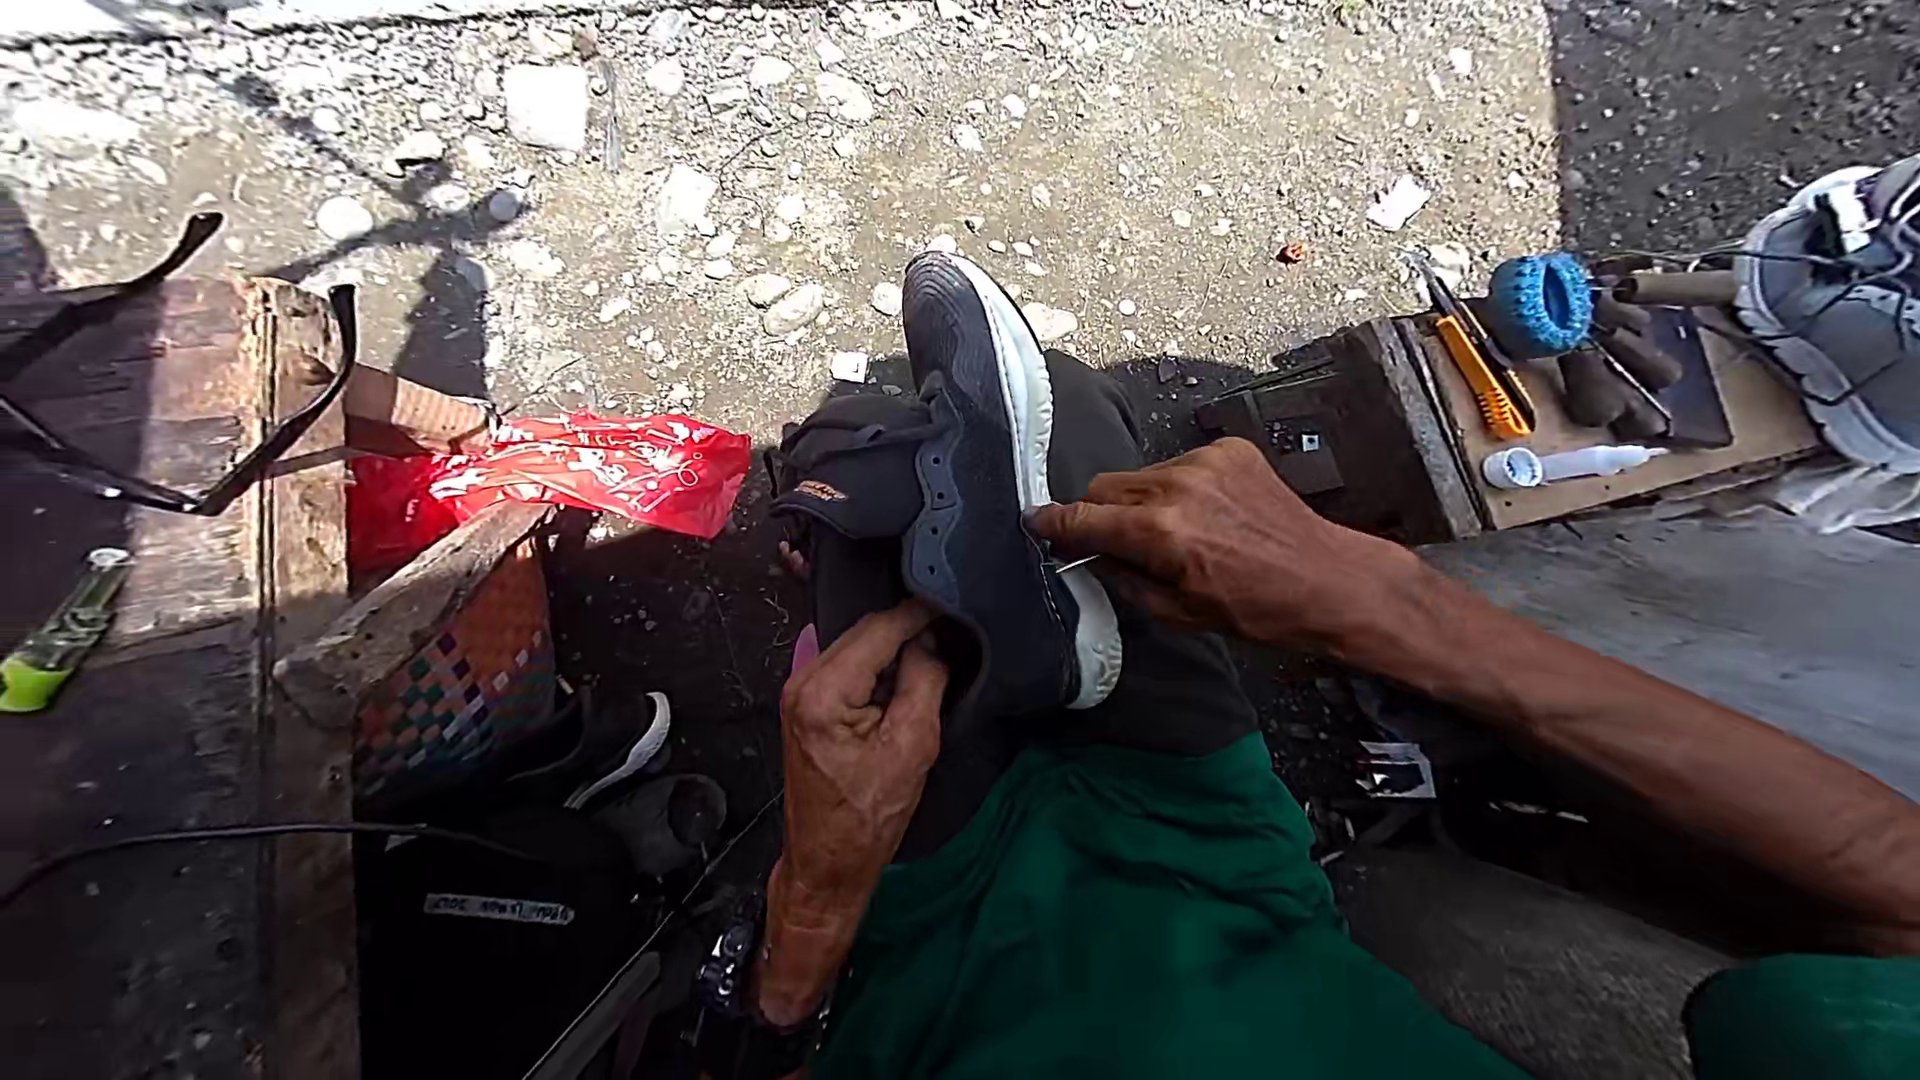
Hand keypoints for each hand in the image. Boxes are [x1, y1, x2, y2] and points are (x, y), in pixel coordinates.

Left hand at [760, 600, 947, 1024]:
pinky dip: (875, 663)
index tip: (949, 607)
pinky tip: (899, 674)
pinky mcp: (804, 701)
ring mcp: (798, 689)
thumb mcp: (913, 744)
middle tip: (944, 637)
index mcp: (824, 691)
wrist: (828, 862)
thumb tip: (929, 640)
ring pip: (855, 643)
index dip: (918, 614)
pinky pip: (846, 663)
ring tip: (927, 657)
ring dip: (891, 647)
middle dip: (906, 629)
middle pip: (863, 630)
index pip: (878, 629)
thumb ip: (925, 678)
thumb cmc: (869, 816)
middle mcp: (801, 681)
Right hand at [1029, 437, 1421, 650]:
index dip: (1053, 522)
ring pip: (1137, 476)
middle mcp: (1177, 487)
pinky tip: (1202, 511)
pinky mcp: (1227, 450)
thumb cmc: (1255, 607)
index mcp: (1160, 532)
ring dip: (1137, 501)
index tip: (1037, 521)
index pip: (1083, 517)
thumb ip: (1120, 578)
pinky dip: (1174, 488)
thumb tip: (1088, 555)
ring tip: (1171, 529)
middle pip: (1103, 487)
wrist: (1327, 579)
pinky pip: (1175, 466)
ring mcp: (1205, 462)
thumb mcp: (1175, 611)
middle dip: (1098, 513)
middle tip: (1114, 540)